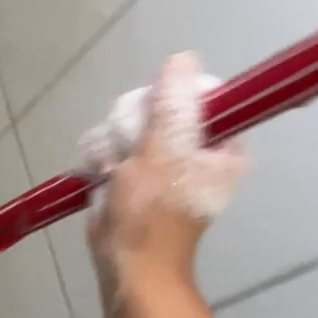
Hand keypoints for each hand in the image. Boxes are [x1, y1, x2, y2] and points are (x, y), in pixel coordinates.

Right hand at [88, 52, 247, 299]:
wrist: (125, 258)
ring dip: (109, 142)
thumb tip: (181, 59)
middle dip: (129, 124)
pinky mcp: (127, 167)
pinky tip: (100, 173)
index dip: (167, 99)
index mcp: (219, 143)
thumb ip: (174, 107)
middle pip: (151, 104)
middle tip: (130, 149)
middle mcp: (191, 146)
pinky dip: (97, 155)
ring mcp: (157, 156)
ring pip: (122, 121)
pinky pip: (105, 140)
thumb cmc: (155, 212)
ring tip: (114, 169)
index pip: (194, 95)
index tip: (152, 118)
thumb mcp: (166, 153)